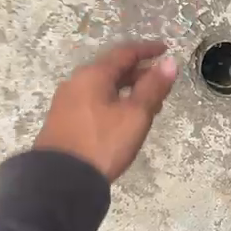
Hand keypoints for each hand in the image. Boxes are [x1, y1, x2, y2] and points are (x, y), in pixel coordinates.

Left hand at [34, 41, 177, 181]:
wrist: (61, 179)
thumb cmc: (103, 143)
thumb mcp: (135, 115)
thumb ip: (153, 87)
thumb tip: (170, 62)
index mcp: (93, 75)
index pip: (125, 53)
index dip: (147, 50)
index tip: (166, 50)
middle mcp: (76, 82)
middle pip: (112, 69)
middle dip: (139, 73)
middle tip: (161, 83)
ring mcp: (67, 101)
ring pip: (103, 86)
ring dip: (127, 90)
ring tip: (148, 105)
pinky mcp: (63, 120)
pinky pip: (94, 100)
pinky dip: (113, 101)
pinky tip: (123, 118)